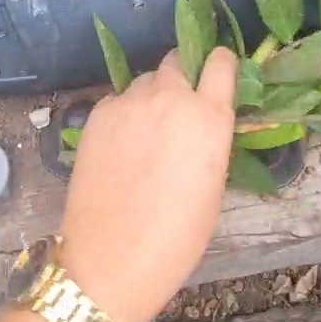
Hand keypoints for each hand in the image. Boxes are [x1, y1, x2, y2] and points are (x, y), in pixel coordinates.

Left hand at [59, 47, 236, 321]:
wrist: (109, 261)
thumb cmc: (175, 238)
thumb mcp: (213, 186)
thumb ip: (210, 139)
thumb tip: (202, 124)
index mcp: (209, 117)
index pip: (221, 62)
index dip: (219, 64)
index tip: (216, 74)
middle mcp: (171, 98)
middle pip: (178, 60)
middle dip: (181, 77)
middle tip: (177, 108)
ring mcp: (130, 102)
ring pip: (146, 81)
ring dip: (151, 97)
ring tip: (144, 134)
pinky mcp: (99, 113)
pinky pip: (119, 101)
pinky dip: (124, 115)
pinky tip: (119, 148)